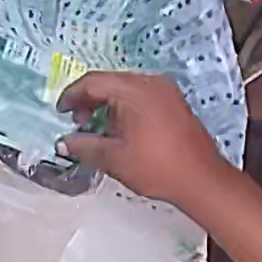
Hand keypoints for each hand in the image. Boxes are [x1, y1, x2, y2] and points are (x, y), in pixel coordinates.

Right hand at [58, 70, 234, 211]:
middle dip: (88, 100)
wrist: (201, 180)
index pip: (93, 82)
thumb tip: (63, 143)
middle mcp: (151, 83)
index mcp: (135, 91)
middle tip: (77, 123)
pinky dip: (123, 108)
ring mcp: (166, 92)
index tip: (60, 112)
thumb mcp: (113, 159)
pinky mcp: (174, 103)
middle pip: (110, 82)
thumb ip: (84, 146)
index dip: (72, 95)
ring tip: (96, 130)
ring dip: (106, 105)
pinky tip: (118, 131)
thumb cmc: (156, 167)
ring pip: (125, 89)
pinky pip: (141, 97)